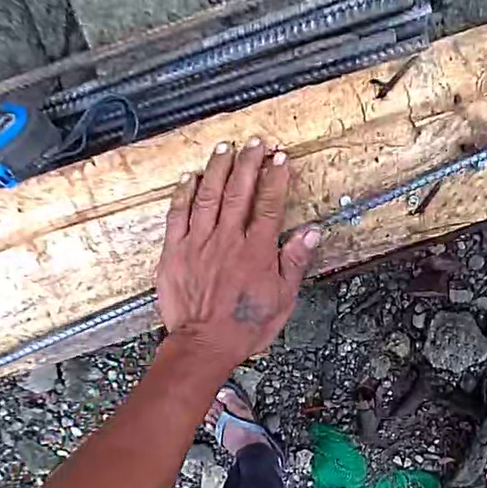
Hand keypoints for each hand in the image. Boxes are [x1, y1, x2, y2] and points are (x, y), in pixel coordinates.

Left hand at [156, 138, 319, 379]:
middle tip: (256, 142)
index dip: (276, 177)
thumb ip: (294, 261)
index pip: (270, 204)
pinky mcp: (174, 251)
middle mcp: (228, 239)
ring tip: (226, 147)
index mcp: (256, 251)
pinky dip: (184, 192)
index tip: (281, 158)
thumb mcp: (282, 299)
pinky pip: (178, 214)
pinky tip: (191, 176)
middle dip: (249, 162)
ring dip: (219, 168)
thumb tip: (311, 231)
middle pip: (240, 190)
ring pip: (209, 195)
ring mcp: (198, 242)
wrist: (203, 344)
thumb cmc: (244, 326)